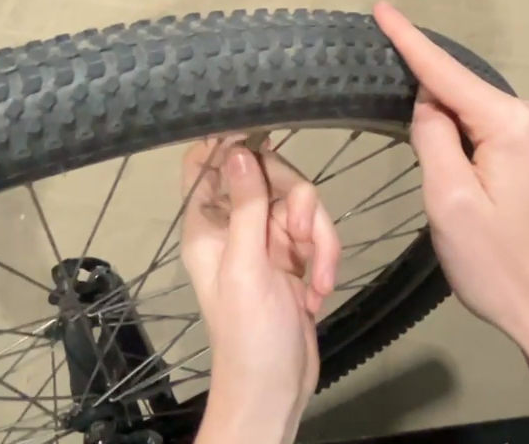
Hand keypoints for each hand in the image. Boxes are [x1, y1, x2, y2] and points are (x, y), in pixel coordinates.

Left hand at [181, 139, 340, 443]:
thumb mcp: (245, 267)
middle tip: (298, 233)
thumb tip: (238, 148)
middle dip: (294, 199)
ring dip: (317, 237)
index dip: (228, 142)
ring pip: (297, 199)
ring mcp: (264, 235)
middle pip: (266, 170)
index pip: (204, 160)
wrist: (277, 390)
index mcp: (207, 221)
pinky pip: (314, 229)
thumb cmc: (248, 334)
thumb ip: (245, 206)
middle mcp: (233, 220)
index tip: (262, 138)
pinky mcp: (292, 252)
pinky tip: (319, 291)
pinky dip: (324, 256)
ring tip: (317, 277)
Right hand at [373, 2, 528, 348]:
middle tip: (381, 89)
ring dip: (441, 113)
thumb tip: (427, 103)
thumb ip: (433, 139)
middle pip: (459, 88)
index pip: (444, 70)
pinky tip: (446, 145)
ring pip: (472, 110)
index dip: (408, 38)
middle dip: (421, 83)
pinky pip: (487, 128)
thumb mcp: (451, 203)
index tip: (381, 6)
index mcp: (508, 123)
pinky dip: (460, 129)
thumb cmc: (504, 266)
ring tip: (408, 124)